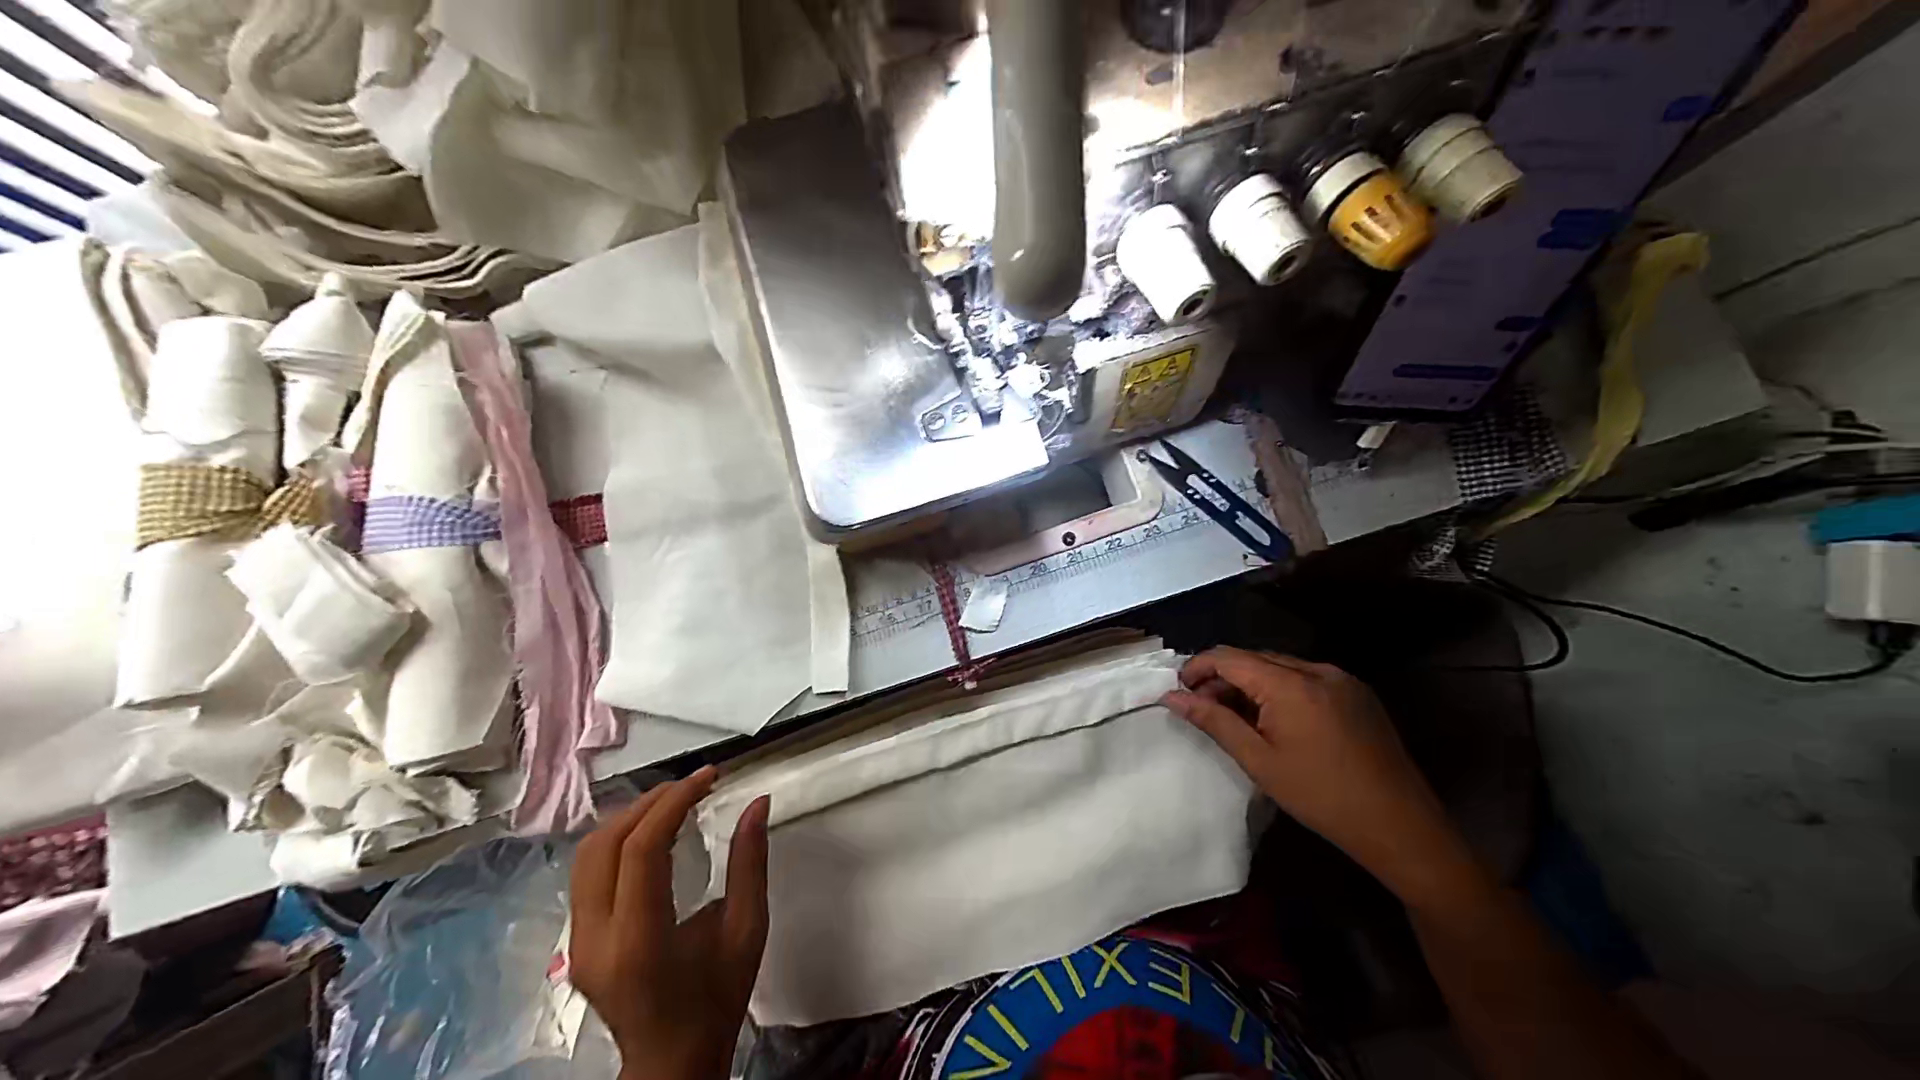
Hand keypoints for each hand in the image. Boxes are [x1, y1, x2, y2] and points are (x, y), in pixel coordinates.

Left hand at [569, 767, 770, 1079]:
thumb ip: (750, 862)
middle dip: (649, 802)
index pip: (641, 850)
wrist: (672, 1061)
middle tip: (693, 785)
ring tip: (674, 800)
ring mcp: (576, 942)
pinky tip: (651, 831)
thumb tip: (757, 803)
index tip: (708, 777)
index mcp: (639, 942)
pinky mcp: (574, 941)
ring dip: (630, 817)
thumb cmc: (717, 999)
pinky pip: (587, 872)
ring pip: (587, 855)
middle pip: (604, 844)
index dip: (674, 802)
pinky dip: (619, 839)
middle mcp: (594, 940)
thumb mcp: (747, 929)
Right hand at [1161, 648, 1483, 908]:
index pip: (1229, 657)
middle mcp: (1317, 669)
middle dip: (1222, 676)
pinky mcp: (1357, 693)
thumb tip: (1172, 697)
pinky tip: (1274, 719)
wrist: (1400, 825)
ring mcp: (1341, 679)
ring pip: (1280, 665)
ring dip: (1250, 682)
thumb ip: (1213, 721)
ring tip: (1235, 716)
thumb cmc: (1320, 796)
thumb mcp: (1258, 761)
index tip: (1179, 691)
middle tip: (1203, 708)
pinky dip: (1279, 688)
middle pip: (1254, 657)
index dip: (1198, 668)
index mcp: (1291, 684)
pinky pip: (1305, 677)